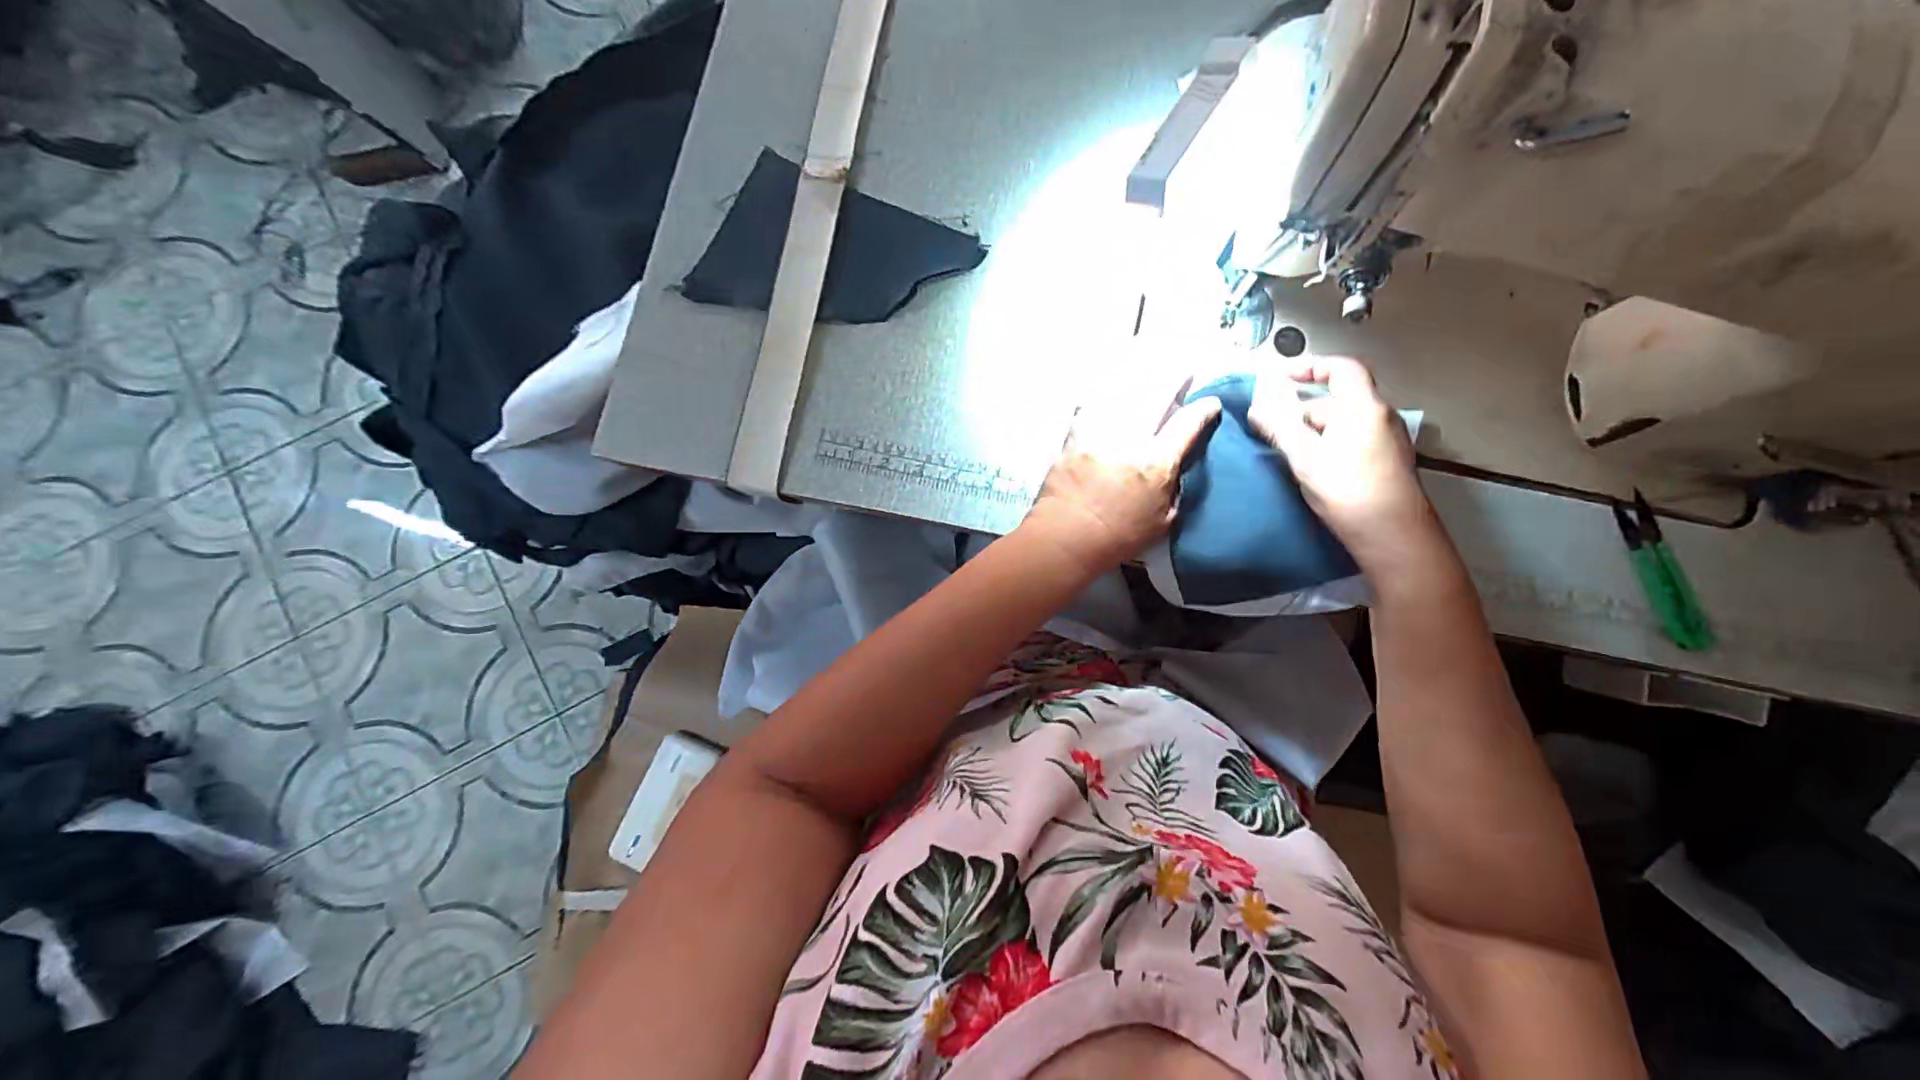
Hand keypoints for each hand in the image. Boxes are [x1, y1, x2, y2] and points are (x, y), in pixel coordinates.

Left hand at [1024, 374, 1221, 576]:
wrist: (1067, 537)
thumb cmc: (1118, 538)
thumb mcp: (1163, 521)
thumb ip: (1175, 489)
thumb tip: (1178, 468)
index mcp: (1157, 462)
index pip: (1188, 423)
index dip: (1204, 409)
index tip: (1210, 403)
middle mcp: (1131, 439)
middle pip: (1157, 393)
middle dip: (1175, 376)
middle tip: (1184, 369)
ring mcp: (1100, 434)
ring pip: (1124, 392)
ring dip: (1141, 379)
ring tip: (1150, 372)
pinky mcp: (1075, 436)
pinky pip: (1090, 405)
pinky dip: (1102, 394)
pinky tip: (1108, 389)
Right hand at [1247, 355, 1436, 573]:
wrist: (1393, 535)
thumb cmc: (1349, 490)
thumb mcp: (1305, 457)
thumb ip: (1279, 427)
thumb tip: (1257, 408)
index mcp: (1364, 407)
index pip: (1342, 368)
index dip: (1312, 366)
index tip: (1283, 376)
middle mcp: (1380, 417)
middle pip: (1338, 399)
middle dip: (1302, 408)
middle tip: (1272, 424)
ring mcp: (1386, 441)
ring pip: (1343, 422)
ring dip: (1313, 429)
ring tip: (1286, 449)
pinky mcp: (1385, 463)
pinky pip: (1351, 440)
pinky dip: (1327, 443)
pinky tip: (1310, 466)